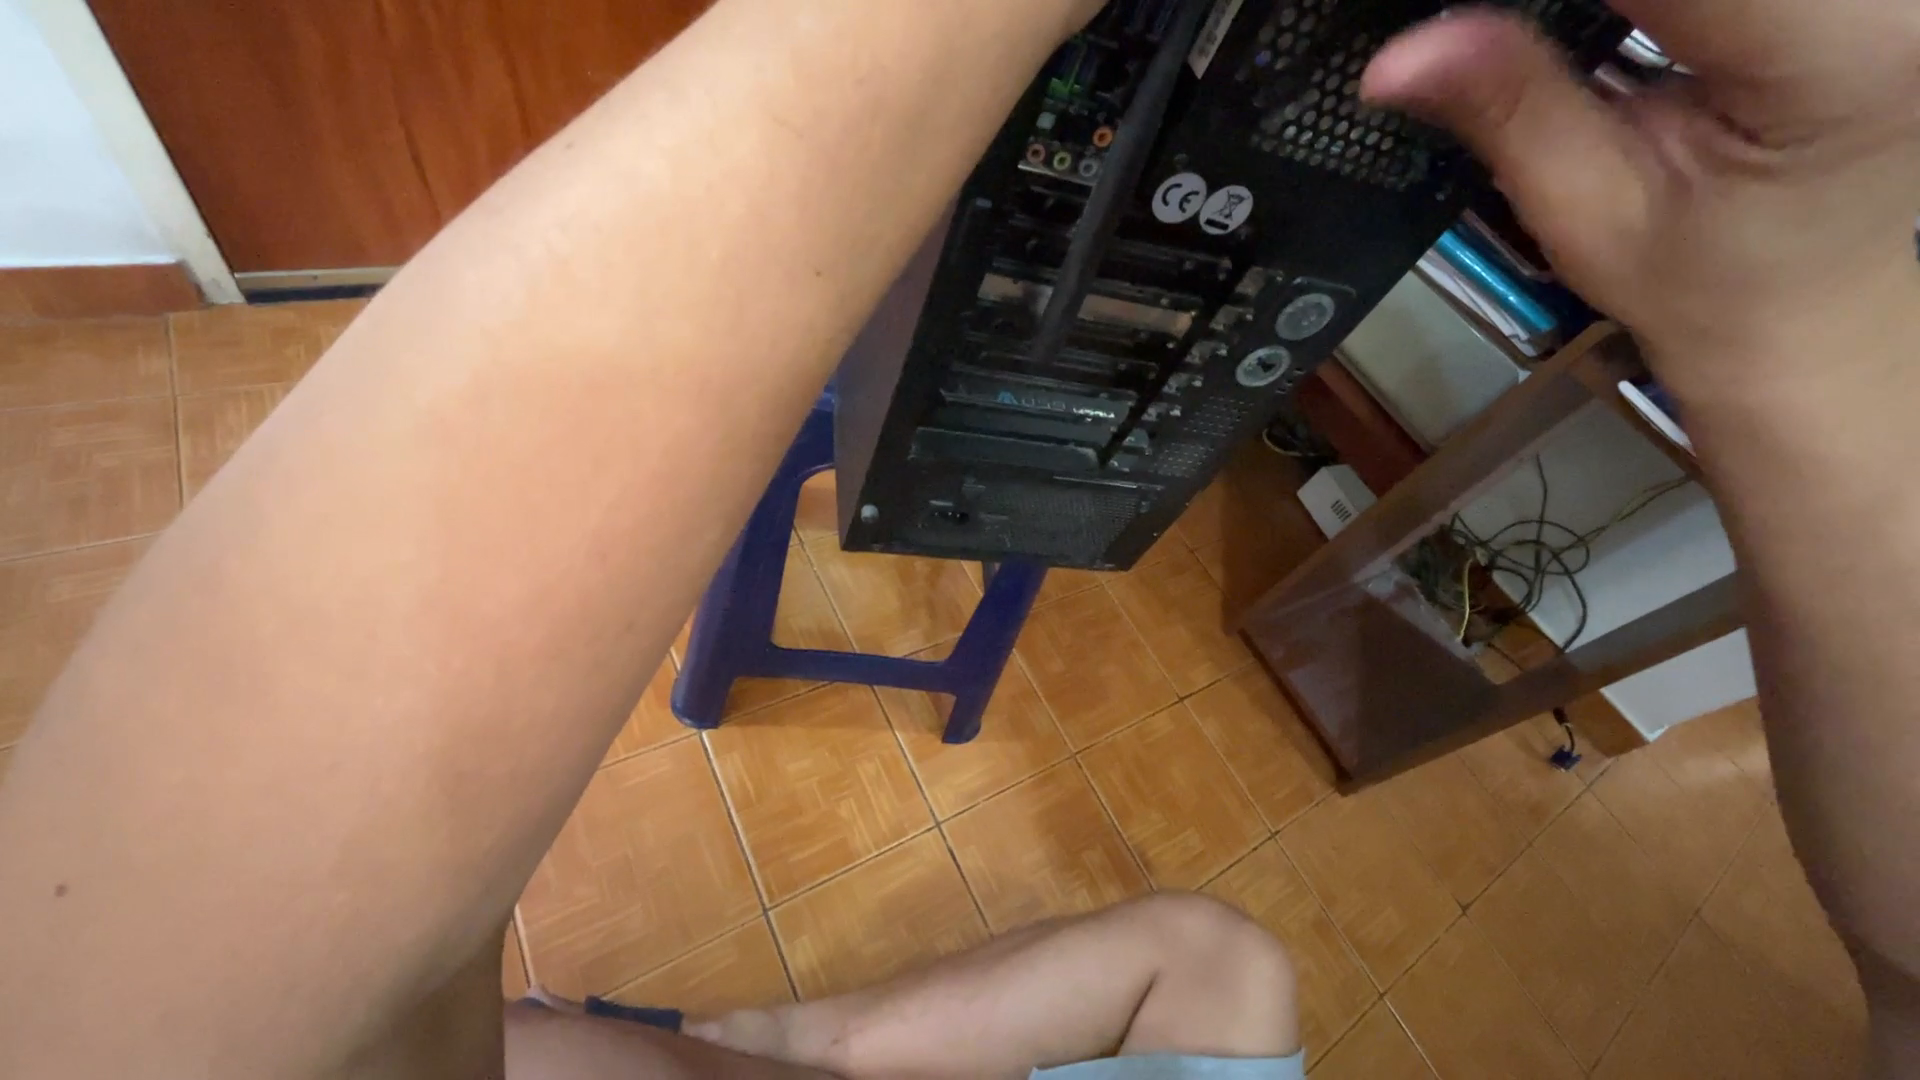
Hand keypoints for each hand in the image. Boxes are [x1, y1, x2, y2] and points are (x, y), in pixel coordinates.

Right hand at [1362, 2, 1919, 399]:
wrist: (1804, 300)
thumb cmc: (1693, 281)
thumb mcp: (1584, 209)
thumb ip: (1509, 107)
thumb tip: (1390, 60)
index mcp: (1837, 45)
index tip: (1458, 19)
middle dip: (1566, 3)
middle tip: (1479, 36)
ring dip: (1595, 6)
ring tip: (1527, 37)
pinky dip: (1623, 4)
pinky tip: (1591, 27)